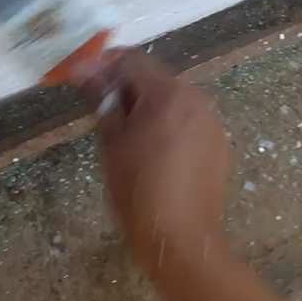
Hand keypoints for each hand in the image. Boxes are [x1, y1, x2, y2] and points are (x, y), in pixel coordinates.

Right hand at [86, 48, 229, 274]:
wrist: (181, 240)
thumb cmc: (139, 190)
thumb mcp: (112, 143)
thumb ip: (103, 101)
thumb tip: (87, 71)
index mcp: (169, 93)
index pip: (133, 60)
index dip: (105, 64)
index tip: (82, 75)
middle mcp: (196, 98)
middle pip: (155, 78)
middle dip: (126, 86)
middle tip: (99, 106)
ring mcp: (211, 122)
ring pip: (172, 100)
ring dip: (147, 105)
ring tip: (124, 130)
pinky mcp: (218, 144)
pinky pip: (188, 121)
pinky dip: (168, 124)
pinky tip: (152, 149)